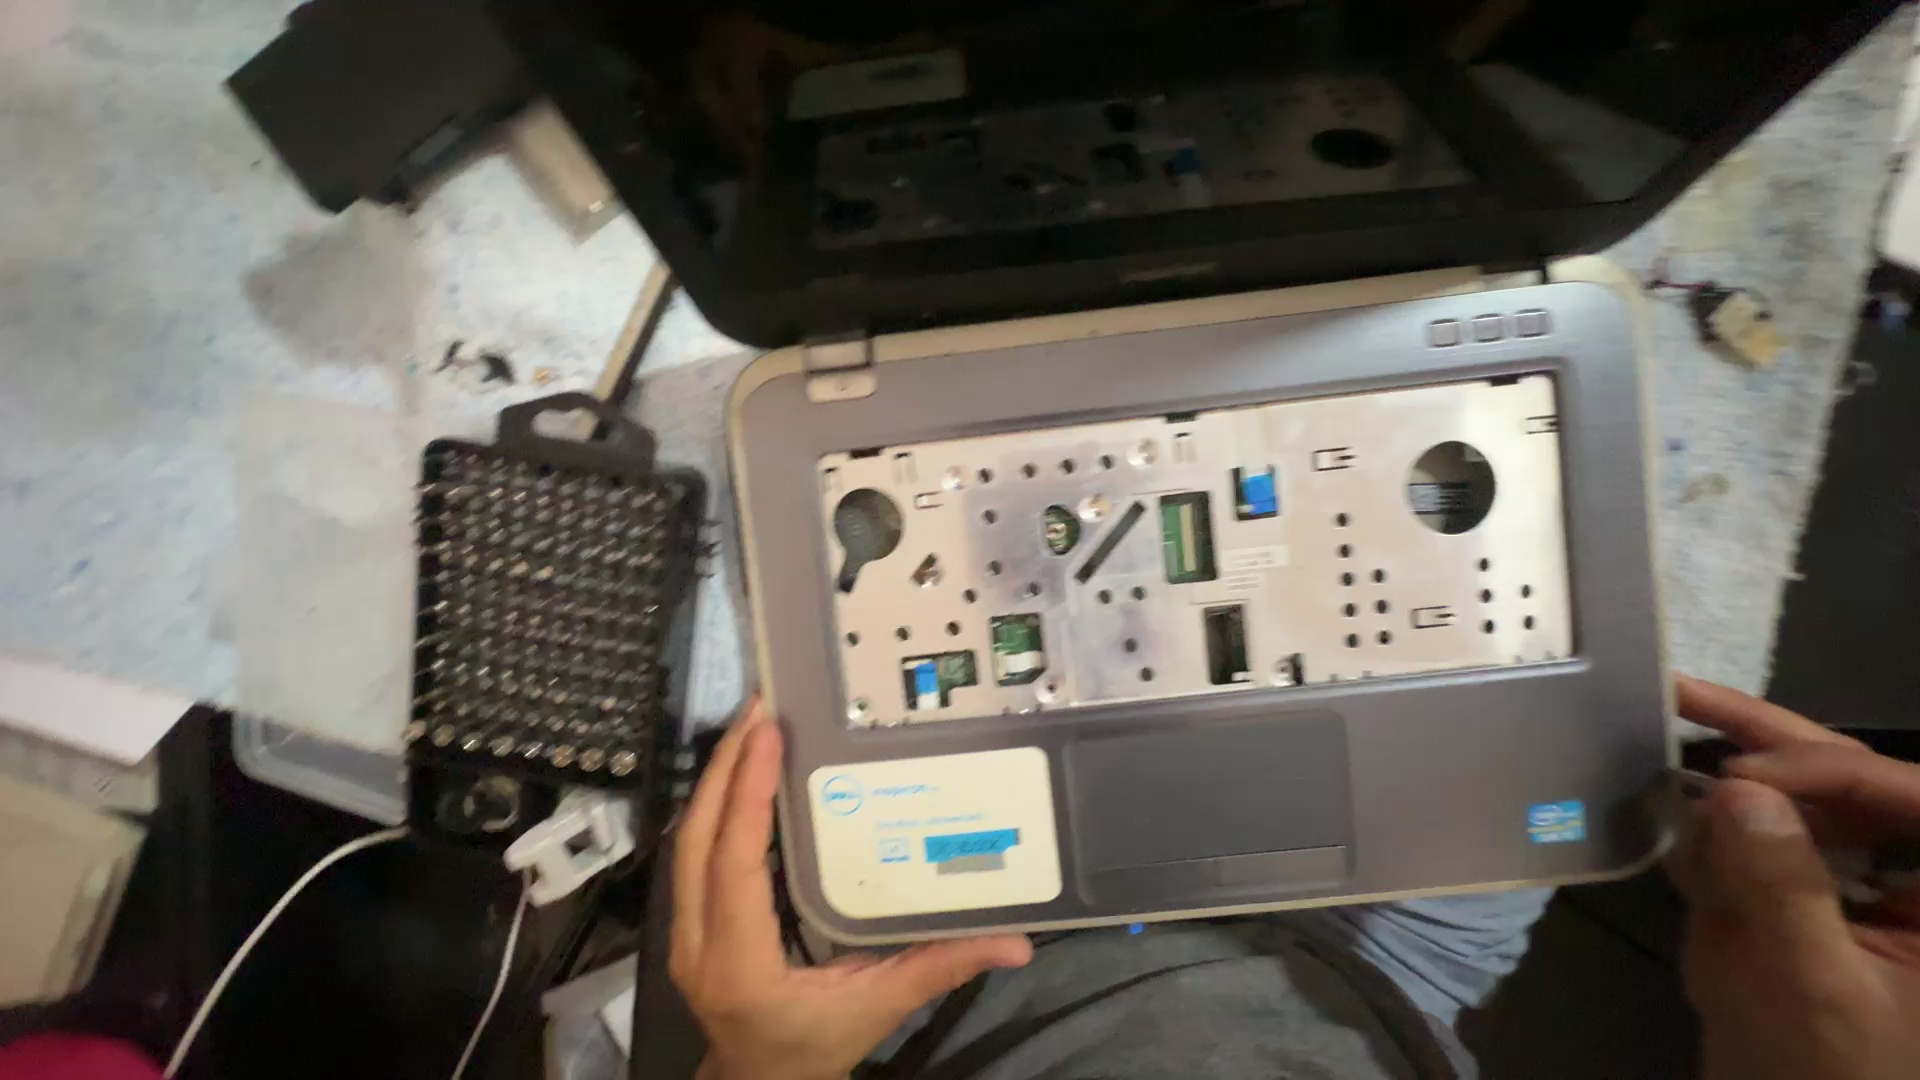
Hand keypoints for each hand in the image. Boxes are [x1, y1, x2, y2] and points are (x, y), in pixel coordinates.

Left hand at [669, 697, 1032, 1079]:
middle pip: (697, 838)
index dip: (747, 796)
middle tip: (761, 707)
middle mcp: (699, 940)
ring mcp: (685, 929)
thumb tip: (1015, 944)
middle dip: (727, 765)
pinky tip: (746, 770)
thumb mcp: (880, 1008)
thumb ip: (940, 968)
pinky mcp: (691, 917)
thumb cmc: (816, 1049)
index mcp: (742, 962)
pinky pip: (696, 849)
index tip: (766, 735)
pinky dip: (718, 802)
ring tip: (754, 725)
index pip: (735, 865)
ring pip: (688, 839)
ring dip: (719, 776)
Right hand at [1669, 676, 1919, 1079]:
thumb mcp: (1808, 988)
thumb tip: (1736, 789)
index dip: (1835, 769)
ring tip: (1663, 748)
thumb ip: (1778, 887)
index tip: (1738, 774)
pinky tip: (1673, 818)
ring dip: (1738, 783)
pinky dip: (1719, 825)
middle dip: (1773, 741)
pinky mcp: (1828, 903)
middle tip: (1681, 694)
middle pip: (1869, 785)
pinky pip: (1774, 839)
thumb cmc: (1833, 1077)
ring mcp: (1883, 895)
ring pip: (1814, 805)